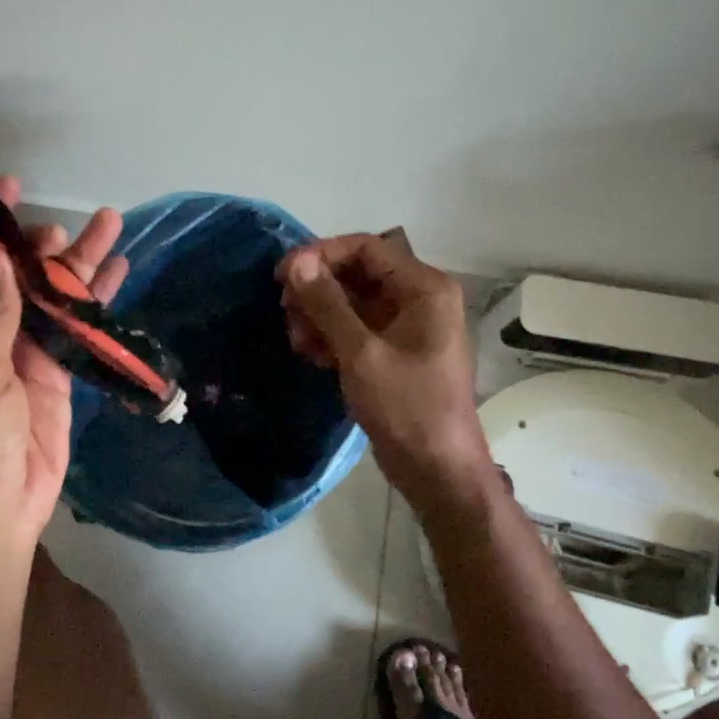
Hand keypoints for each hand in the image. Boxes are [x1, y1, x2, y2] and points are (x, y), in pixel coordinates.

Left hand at [0, 176, 128, 547]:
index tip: (8, 188)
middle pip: (16, 274)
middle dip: (41, 246)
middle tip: (68, 227)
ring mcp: (24, 353)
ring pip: (53, 297)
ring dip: (79, 265)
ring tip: (111, 224)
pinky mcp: (56, 374)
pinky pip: (76, 329)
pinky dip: (95, 303)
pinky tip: (118, 274)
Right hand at [277, 233, 493, 503]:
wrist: (437, 470)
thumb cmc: (407, 408)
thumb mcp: (361, 354)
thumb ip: (328, 305)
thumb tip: (296, 264)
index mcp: (425, 288)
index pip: (366, 249)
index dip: (321, 255)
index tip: (281, 276)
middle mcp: (420, 299)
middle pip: (357, 275)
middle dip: (317, 291)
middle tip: (286, 315)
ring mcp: (408, 327)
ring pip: (352, 304)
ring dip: (319, 317)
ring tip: (297, 343)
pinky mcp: (394, 353)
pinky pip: (357, 330)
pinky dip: (332, 337)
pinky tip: (311, 356)